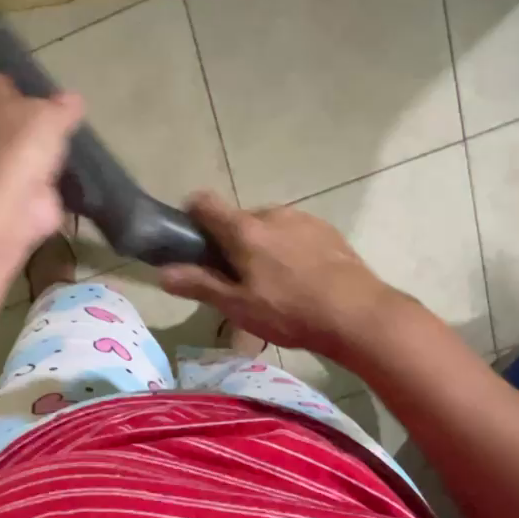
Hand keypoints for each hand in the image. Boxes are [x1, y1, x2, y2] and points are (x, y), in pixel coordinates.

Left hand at [0, 69, 83, 254]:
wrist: (17, 205)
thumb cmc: (23, 149)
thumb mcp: (49, 117)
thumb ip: (63, 108)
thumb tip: (74, 99)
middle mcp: (0, 138)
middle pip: (7, 120)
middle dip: (17, 113)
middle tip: (37, 104)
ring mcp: (15, 170)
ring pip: (26, 151)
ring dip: (39, 147)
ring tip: (63, 135)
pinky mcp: (32, 196)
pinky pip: (46, 181)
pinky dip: (56, 179)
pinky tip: (72, 173)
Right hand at [158, 192, 412, 362]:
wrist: (355, 313)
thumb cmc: (288, 312)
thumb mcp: (237, 306)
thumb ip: (200, 285)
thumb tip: (163, 273)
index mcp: (244, 229)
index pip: (205, 204)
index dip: (192, 217)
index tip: (191, 243)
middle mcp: (272, 214)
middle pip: (238, 220)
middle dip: (231, 244)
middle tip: (236, 282)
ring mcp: (303, 219)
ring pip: (269, 228)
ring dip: (261, 249)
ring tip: (271, 287)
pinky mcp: (326, 231)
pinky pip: (294, 235)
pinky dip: (288, 251)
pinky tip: (299, 282)